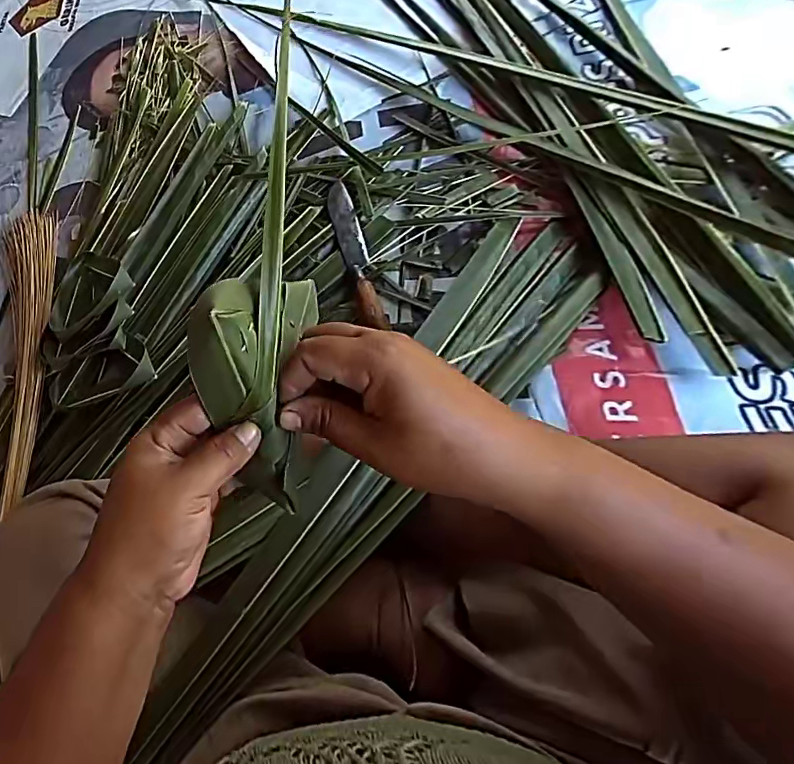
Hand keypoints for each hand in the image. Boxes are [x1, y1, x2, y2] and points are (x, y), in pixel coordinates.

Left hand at [79, 398, 259, 611]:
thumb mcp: (185, 487)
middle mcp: (169, 454)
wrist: (137, 589)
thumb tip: (251, 428)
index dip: (225, 400)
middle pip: (208, 429)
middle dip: (238, 423)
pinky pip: (223, 477)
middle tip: (277, 412)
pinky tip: (266, 463)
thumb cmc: (148, 533)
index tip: (260, 393)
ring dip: (243, 448)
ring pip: (218, 453)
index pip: (194, 408)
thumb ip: (219, 455)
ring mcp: (184, 478)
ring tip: (278, 433)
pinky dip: (242, 472)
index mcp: (155, 440)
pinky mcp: (198, 501)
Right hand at [277, 324, 576, 505]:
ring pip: (339, 339)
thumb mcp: (375, 445)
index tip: (286, 417)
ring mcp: (398, 343)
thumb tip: (285, 413)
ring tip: (318, 409)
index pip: (308, 352)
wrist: (508, 458)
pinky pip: (360, 349)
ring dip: (320, 367)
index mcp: (372, 355)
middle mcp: (382, 338)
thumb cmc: (440, 455)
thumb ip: (325, 421)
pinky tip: (344, 402)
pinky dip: (341, 368)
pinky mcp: (409, 356)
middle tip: (297, 410)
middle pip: (319, 336)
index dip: (289, 381)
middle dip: (299, 369)